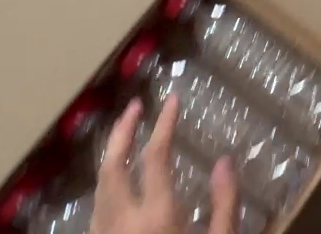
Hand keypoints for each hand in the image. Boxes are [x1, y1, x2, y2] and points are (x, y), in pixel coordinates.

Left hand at [92, 98, 238, 233]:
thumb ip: (224, 205)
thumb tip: (224, 162)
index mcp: (156, 215)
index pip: (155, 157)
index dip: (164, 123)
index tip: (173, 99)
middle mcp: (123, 221)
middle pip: (112, 167)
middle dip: (122, 132)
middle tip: (134, 106)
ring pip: (99, 186)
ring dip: (110, 153)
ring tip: (123, 132)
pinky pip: (96, 207)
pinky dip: (105, 181)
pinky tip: (115, 177)